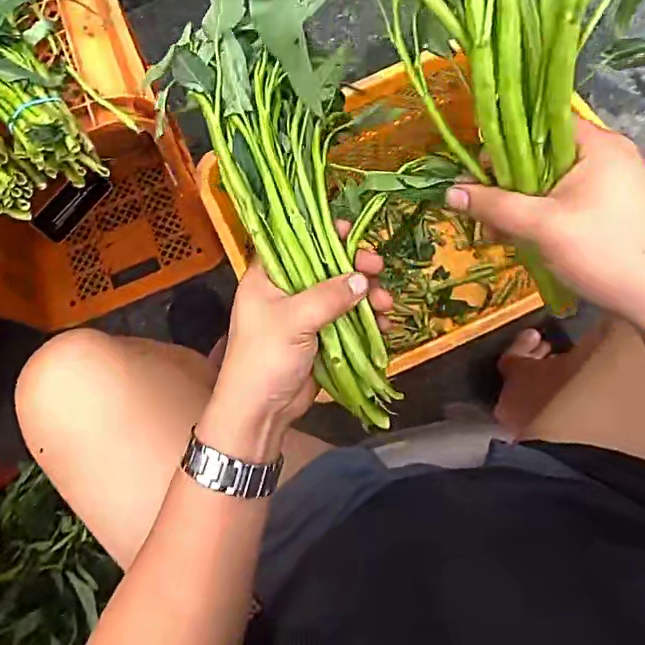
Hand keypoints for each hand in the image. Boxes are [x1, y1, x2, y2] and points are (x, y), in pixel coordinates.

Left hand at [198, 227, 391, 462]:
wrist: (259, 412)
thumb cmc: (264, 358)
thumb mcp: (294, 320)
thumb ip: (328, 296)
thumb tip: (362, 279)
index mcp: (266, 277)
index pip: (293, 241)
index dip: (320, 233)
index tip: (348, 231)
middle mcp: (285, 290)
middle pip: (324, 267)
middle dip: (354, 267)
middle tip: (378, 268)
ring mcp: (304, 314)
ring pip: (341, 293)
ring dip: (366, 296)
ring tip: (385, 304)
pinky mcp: (320, 336)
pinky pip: (347, 320)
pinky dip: (366, 320)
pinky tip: (383, 325)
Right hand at [446, 117, 644, 327]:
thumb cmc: (605, 253)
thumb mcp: (541, 227)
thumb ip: (493, 205)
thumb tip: (448, 192)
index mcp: (597, 145)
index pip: (539, 122)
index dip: (503, 141)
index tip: (478, 170)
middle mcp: (606, 155)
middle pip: (539, 153)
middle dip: (505, 182)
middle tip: (483, 211)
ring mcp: (610, 182)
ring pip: (547, 180)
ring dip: (518, 203)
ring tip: (499, 233)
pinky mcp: (609, 207)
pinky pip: (562, 198)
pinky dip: (538, 214)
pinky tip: (522, 238)